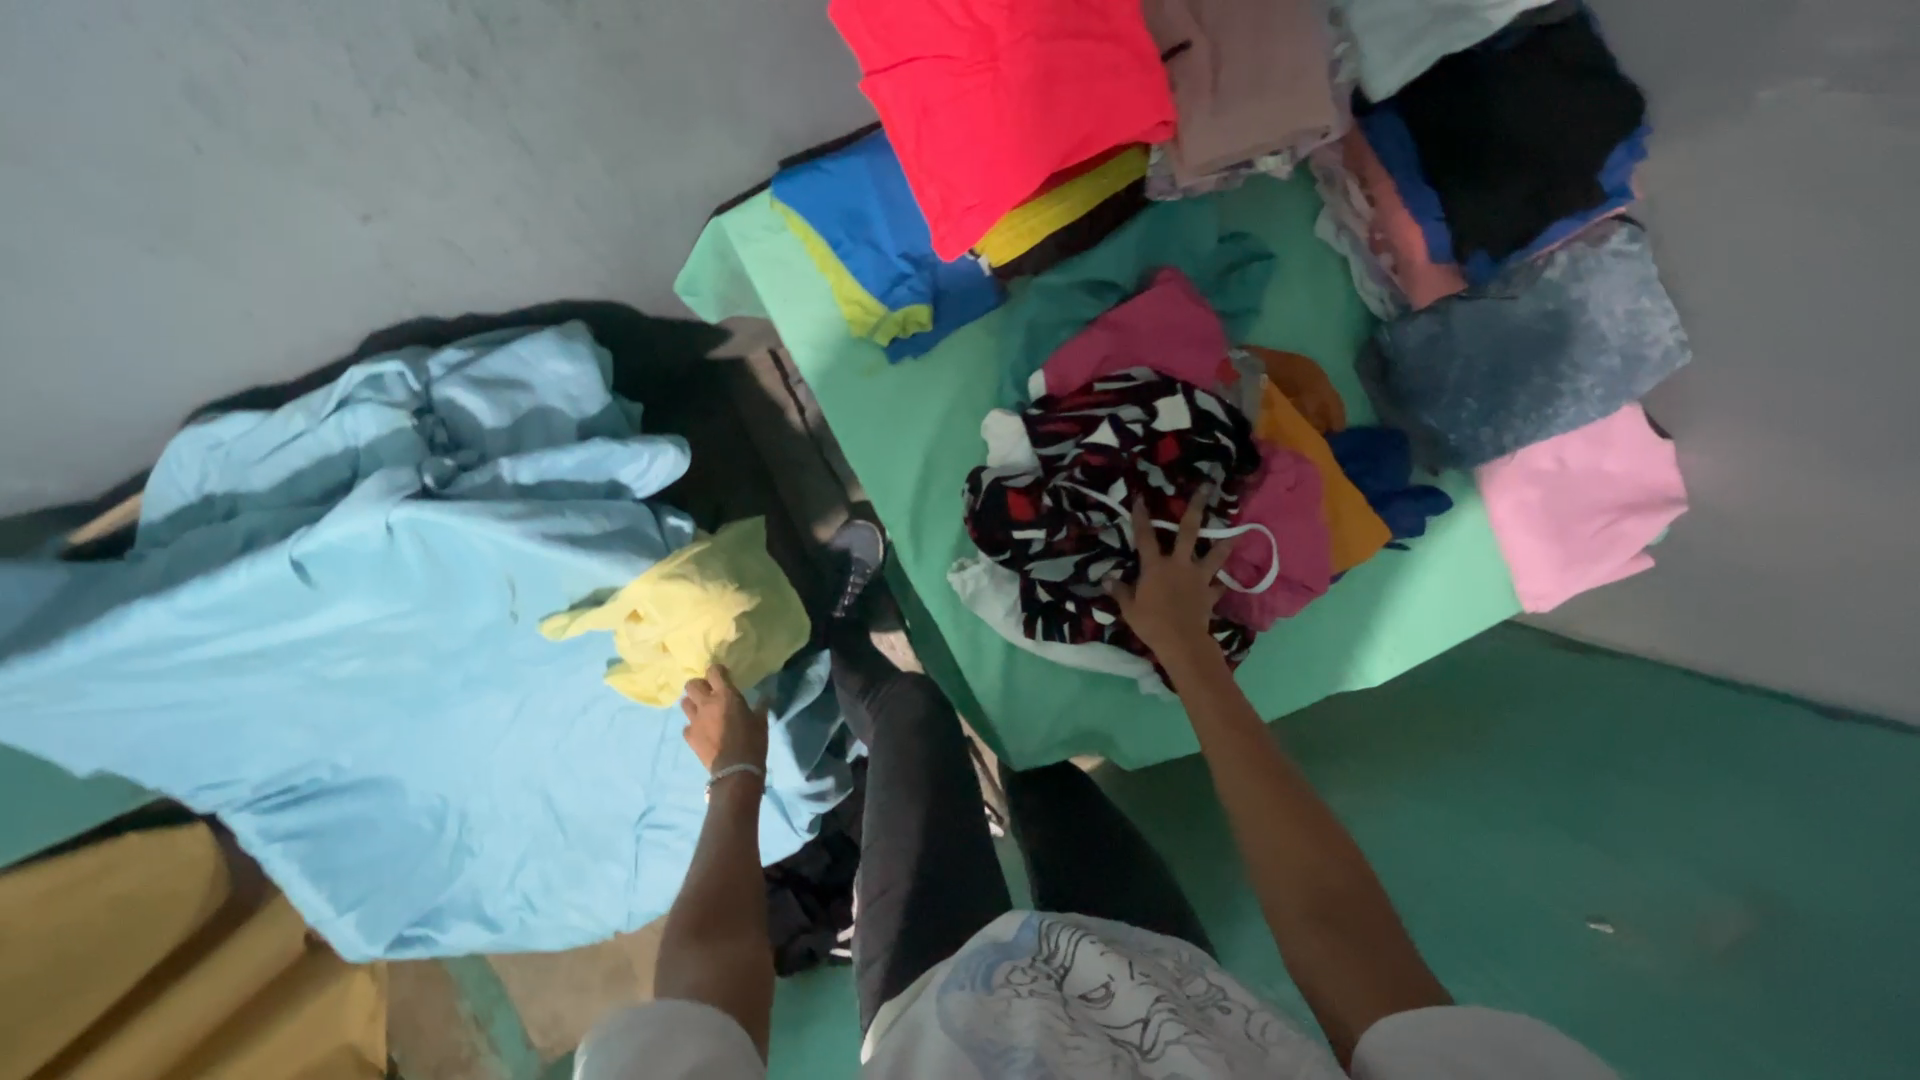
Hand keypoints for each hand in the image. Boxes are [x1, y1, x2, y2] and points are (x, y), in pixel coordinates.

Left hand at [681, 665, 768, 772]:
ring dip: (692, 703)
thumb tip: (766, 696)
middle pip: (691, 684)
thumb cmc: (752, 741)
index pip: (713, 671)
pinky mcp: (689, 736)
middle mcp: (706, 703)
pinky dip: (693, 726)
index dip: (717, 670)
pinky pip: (687, 726)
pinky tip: (701, 731)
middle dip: (699, 685)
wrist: (735, 769)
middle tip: (708, 692)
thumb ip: (761, 705)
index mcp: (725, 695)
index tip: (723, 674)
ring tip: (702, 710)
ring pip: (684, 703)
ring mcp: (695, 720)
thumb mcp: (761, 721)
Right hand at [1107, 490, 1234, 667]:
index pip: (1145, 536)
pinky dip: (1220, 584)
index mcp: (1155, 566)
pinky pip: (1218, 586)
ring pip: (1214, 555)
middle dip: (1197, 508)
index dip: (1140, 516)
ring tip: (1237, 531)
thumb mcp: (1128, 608)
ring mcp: (1198, 578)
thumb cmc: (1151, 623)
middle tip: (1208, 488)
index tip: (1139, 497)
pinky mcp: (1210, 594)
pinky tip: (1224, 582)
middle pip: (1189, 531)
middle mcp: (1179, 564)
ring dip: (1225, 542)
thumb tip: (1107, 578)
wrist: (1181, 642)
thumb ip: (1120, 590)